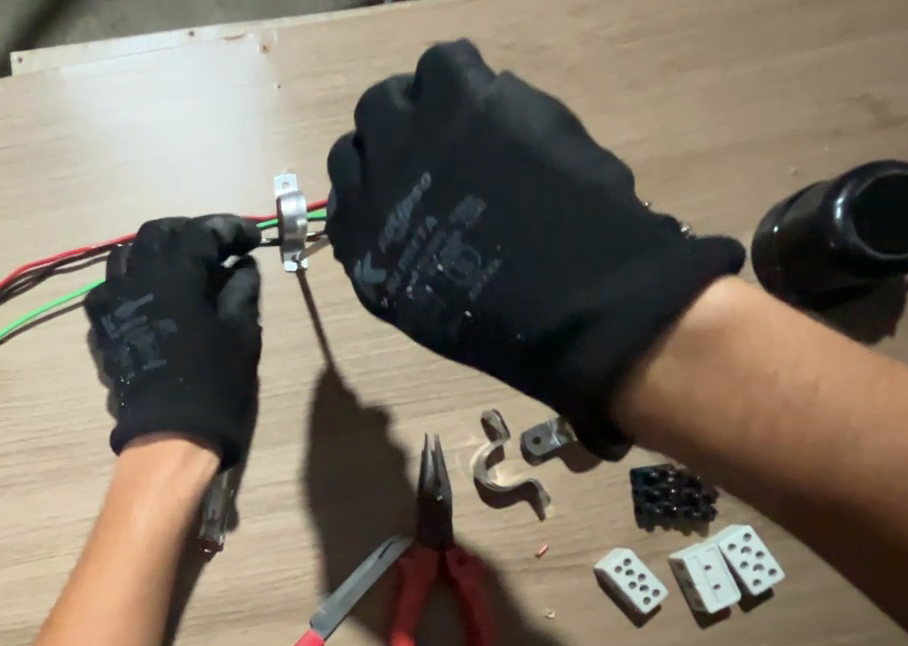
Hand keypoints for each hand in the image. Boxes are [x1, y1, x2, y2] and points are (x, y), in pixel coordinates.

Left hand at [85, 215, 261, 467]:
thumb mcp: (241, 331)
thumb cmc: (214, 382)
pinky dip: (133, 284)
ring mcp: (112, 303)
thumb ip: (241, 289)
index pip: (202, 231)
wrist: (169, 434)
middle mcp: (135, 276)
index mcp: (173, 270)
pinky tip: (152, 298)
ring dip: (156, 254)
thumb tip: (240, 266)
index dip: (230, 230)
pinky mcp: (102, 330)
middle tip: (216, 249)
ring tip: (182, 269)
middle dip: (189, 234)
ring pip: (127, 257)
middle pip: (158, 235)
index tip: (252, 239)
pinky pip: (111, 291)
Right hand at [325, 41, 744, 457]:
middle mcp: (370, 188)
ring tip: (465, 123)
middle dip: (393, 134)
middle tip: (437, 146)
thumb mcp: (413, 304)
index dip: (375, 176)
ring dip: (423, 103)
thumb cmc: (500, 320)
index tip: (405, 181)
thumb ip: (388, 255)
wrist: (565, 298)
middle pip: (362, 134)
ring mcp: (410, 142)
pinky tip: (494, 107)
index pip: (342, 186)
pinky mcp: (460, 103)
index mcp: (360, 243)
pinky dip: (463, 76)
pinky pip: (445, 62)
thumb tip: (390, 215)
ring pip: (392, 96)